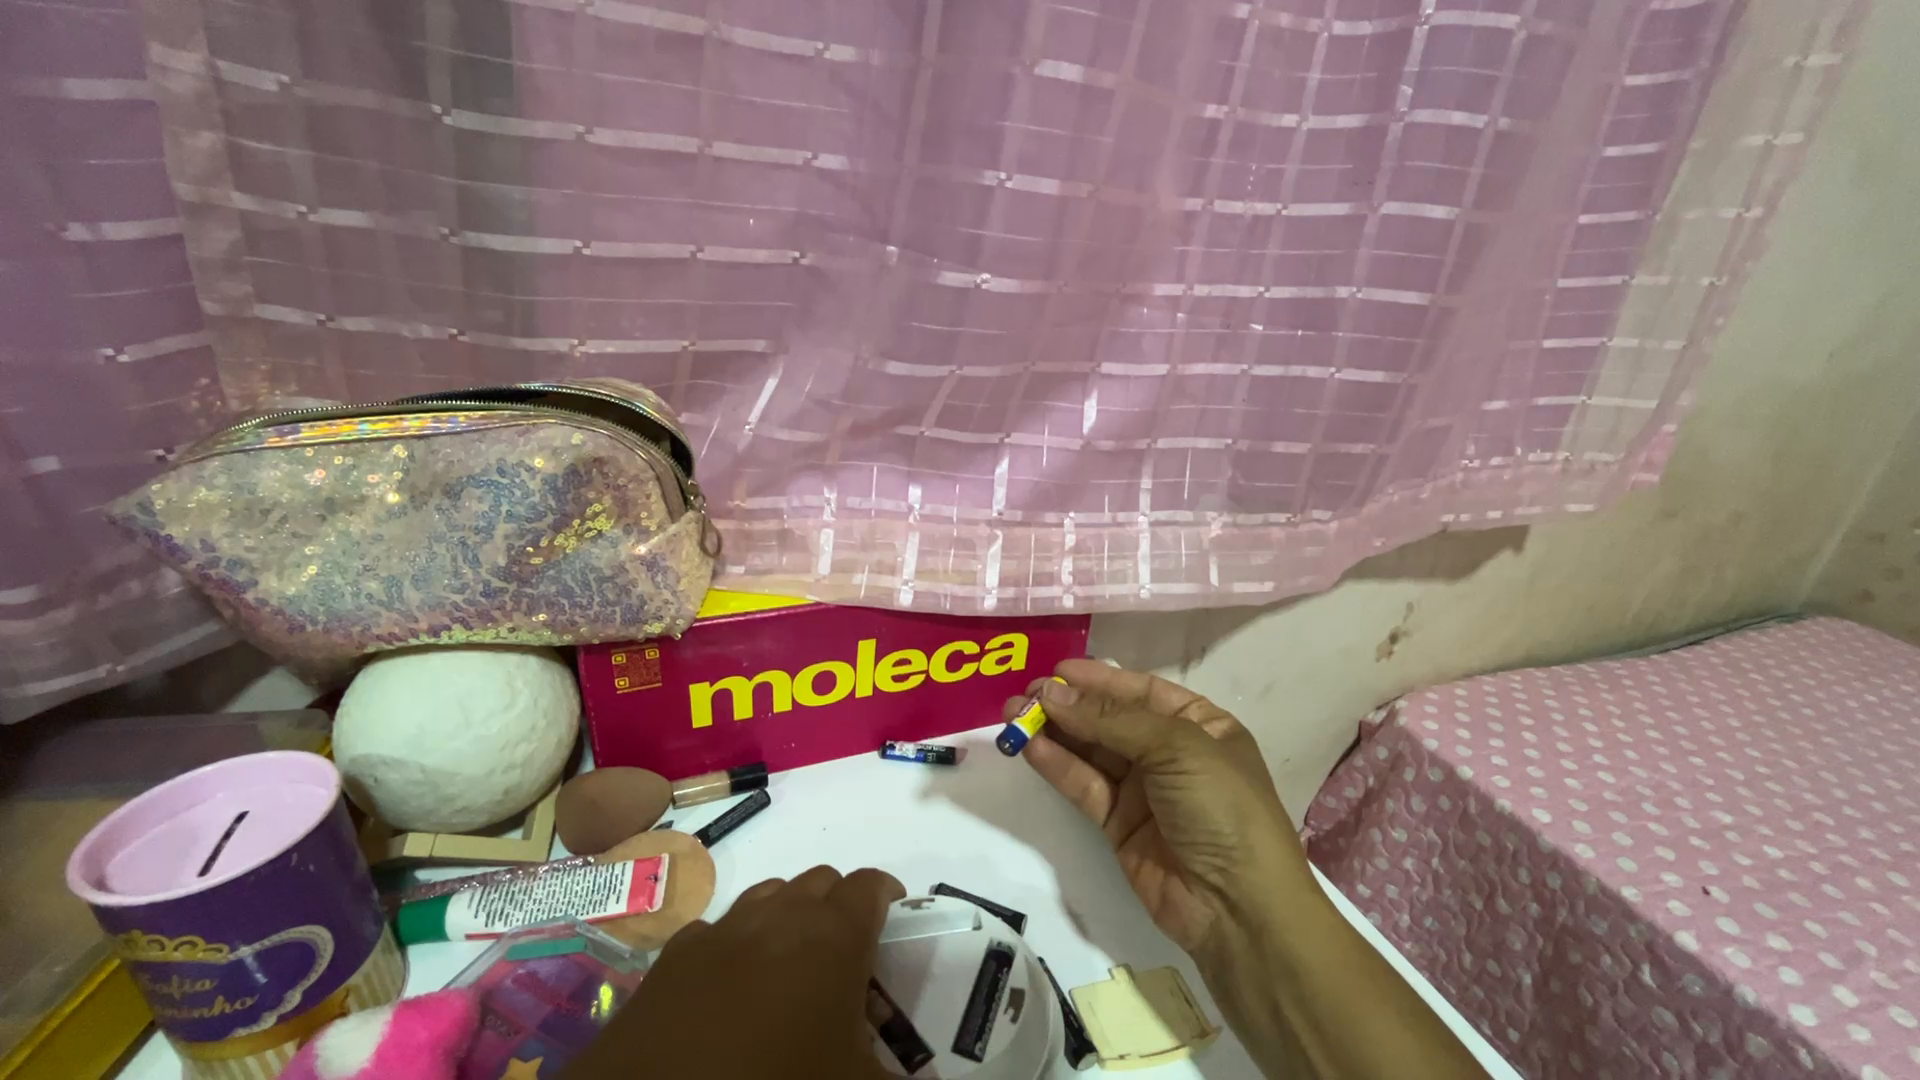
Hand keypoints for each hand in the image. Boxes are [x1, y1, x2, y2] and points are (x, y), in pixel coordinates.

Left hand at [563, 866, 904, 1079]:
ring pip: (770, 894)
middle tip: (847, 957)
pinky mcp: (675, 956)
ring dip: (790, 916)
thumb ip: (900, 1074)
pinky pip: (718, 927)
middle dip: (840, 906)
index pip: (871, 885)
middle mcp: (780, 916)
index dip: (886, 897)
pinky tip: (731, 989)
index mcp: (833, 936)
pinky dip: (736, 943)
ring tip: (792, 967)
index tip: (892, 925)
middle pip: (822, 881)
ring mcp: (722, 930)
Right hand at [1013, 659, 1309, 959]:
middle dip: (1069, 705)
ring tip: (1012, 715)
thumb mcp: (1177, 747)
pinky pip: (1084, 786)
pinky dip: (1057, 765)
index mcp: (1200, 724)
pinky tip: (1030, 747)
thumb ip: (1110, 719)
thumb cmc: (1222, 807)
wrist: (1238, 907)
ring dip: (1054, 732)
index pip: (1141, 692)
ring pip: (1091, 752)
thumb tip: (1051, 692)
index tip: (1055, 671)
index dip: (1098, 680)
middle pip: (1110, 720)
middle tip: (1024, 695)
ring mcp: (1144, 791)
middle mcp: (1170, 753)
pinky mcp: (1119, 825)